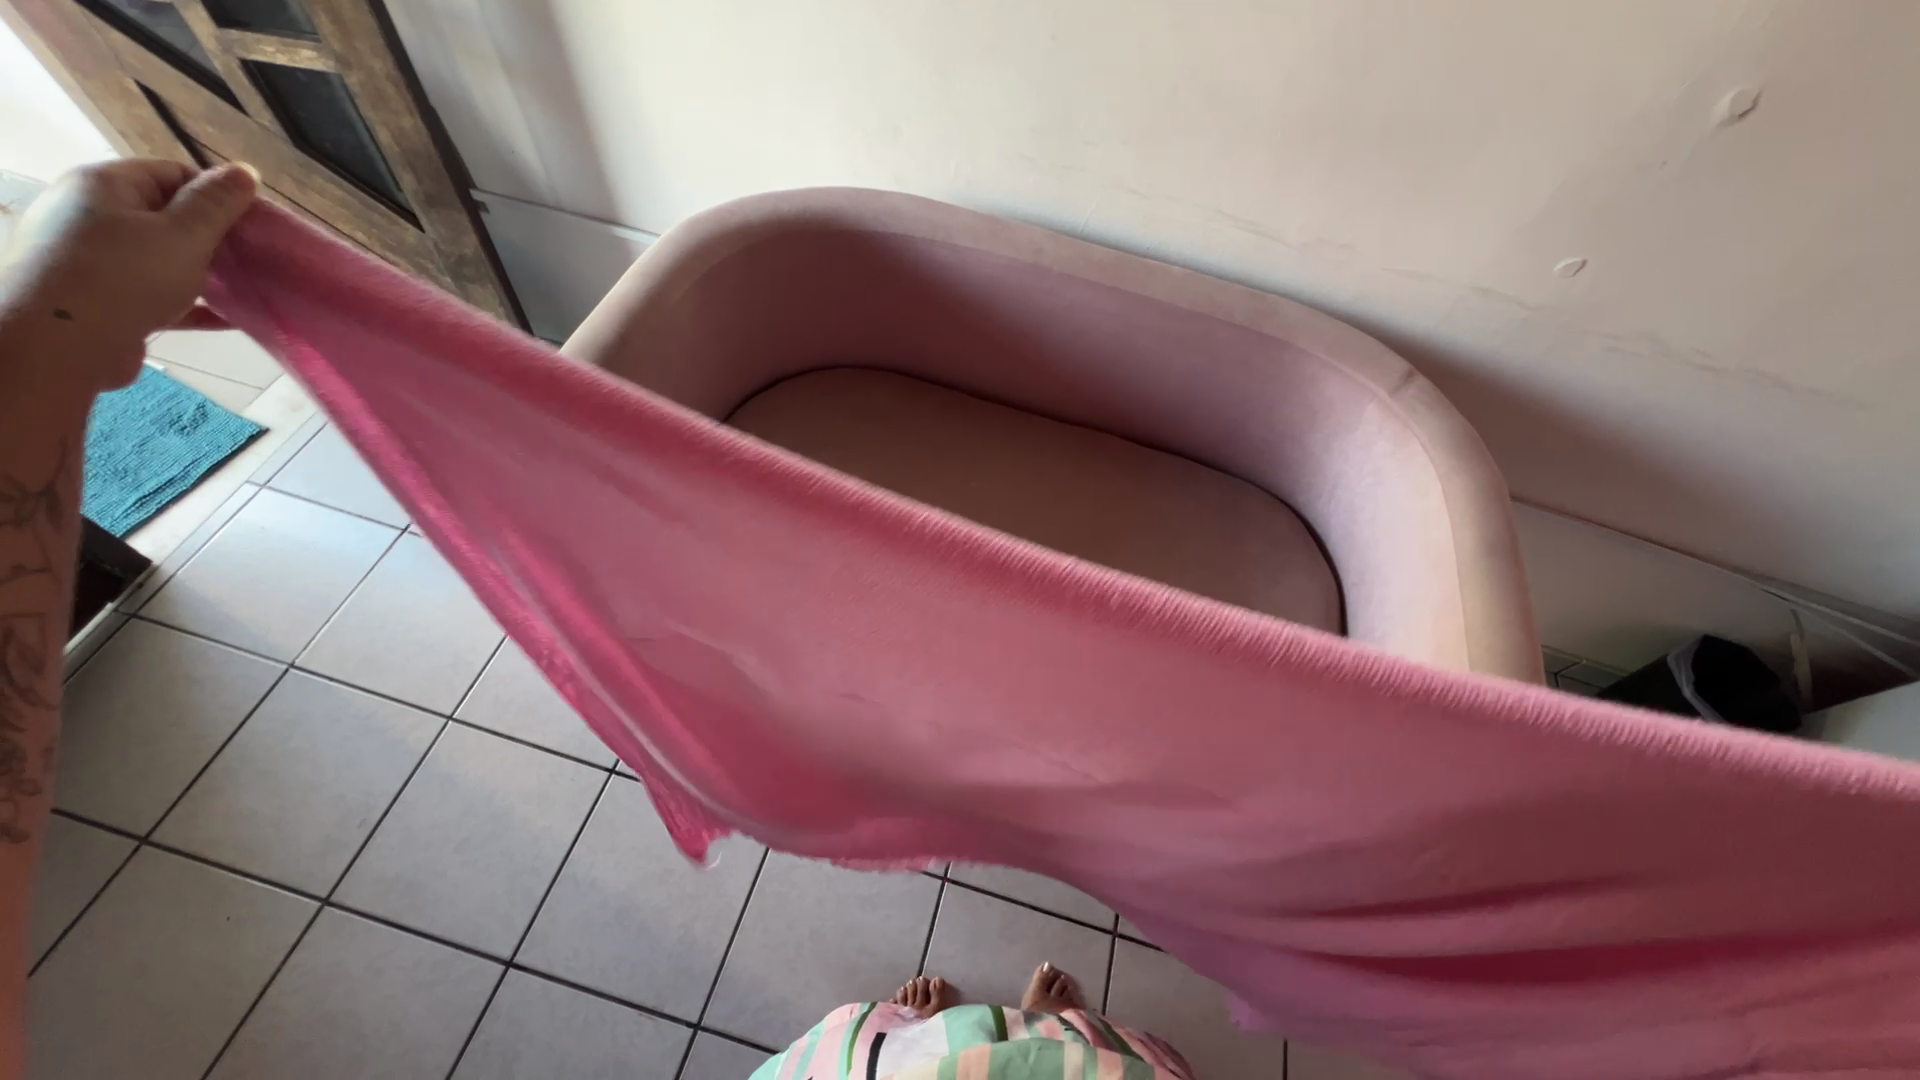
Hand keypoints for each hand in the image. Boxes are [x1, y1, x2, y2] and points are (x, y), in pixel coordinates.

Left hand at [0, 159, 256, 391]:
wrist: (59, 341)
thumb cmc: (124, 276)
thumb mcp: (183, 235)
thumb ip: (217, 204)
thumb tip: (244, 170)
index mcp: (104, 185)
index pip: (174, 174)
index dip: (219, 196)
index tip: (256, 225)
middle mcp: (90, 212)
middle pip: (166, 215)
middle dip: (215, 236)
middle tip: (254, 258)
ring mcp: (91, 255)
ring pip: (163, 255)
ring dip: (206, 271)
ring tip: (245, 288)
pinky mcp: (102, 295)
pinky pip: (158, 292)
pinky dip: (194, 302)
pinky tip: (229, 318)